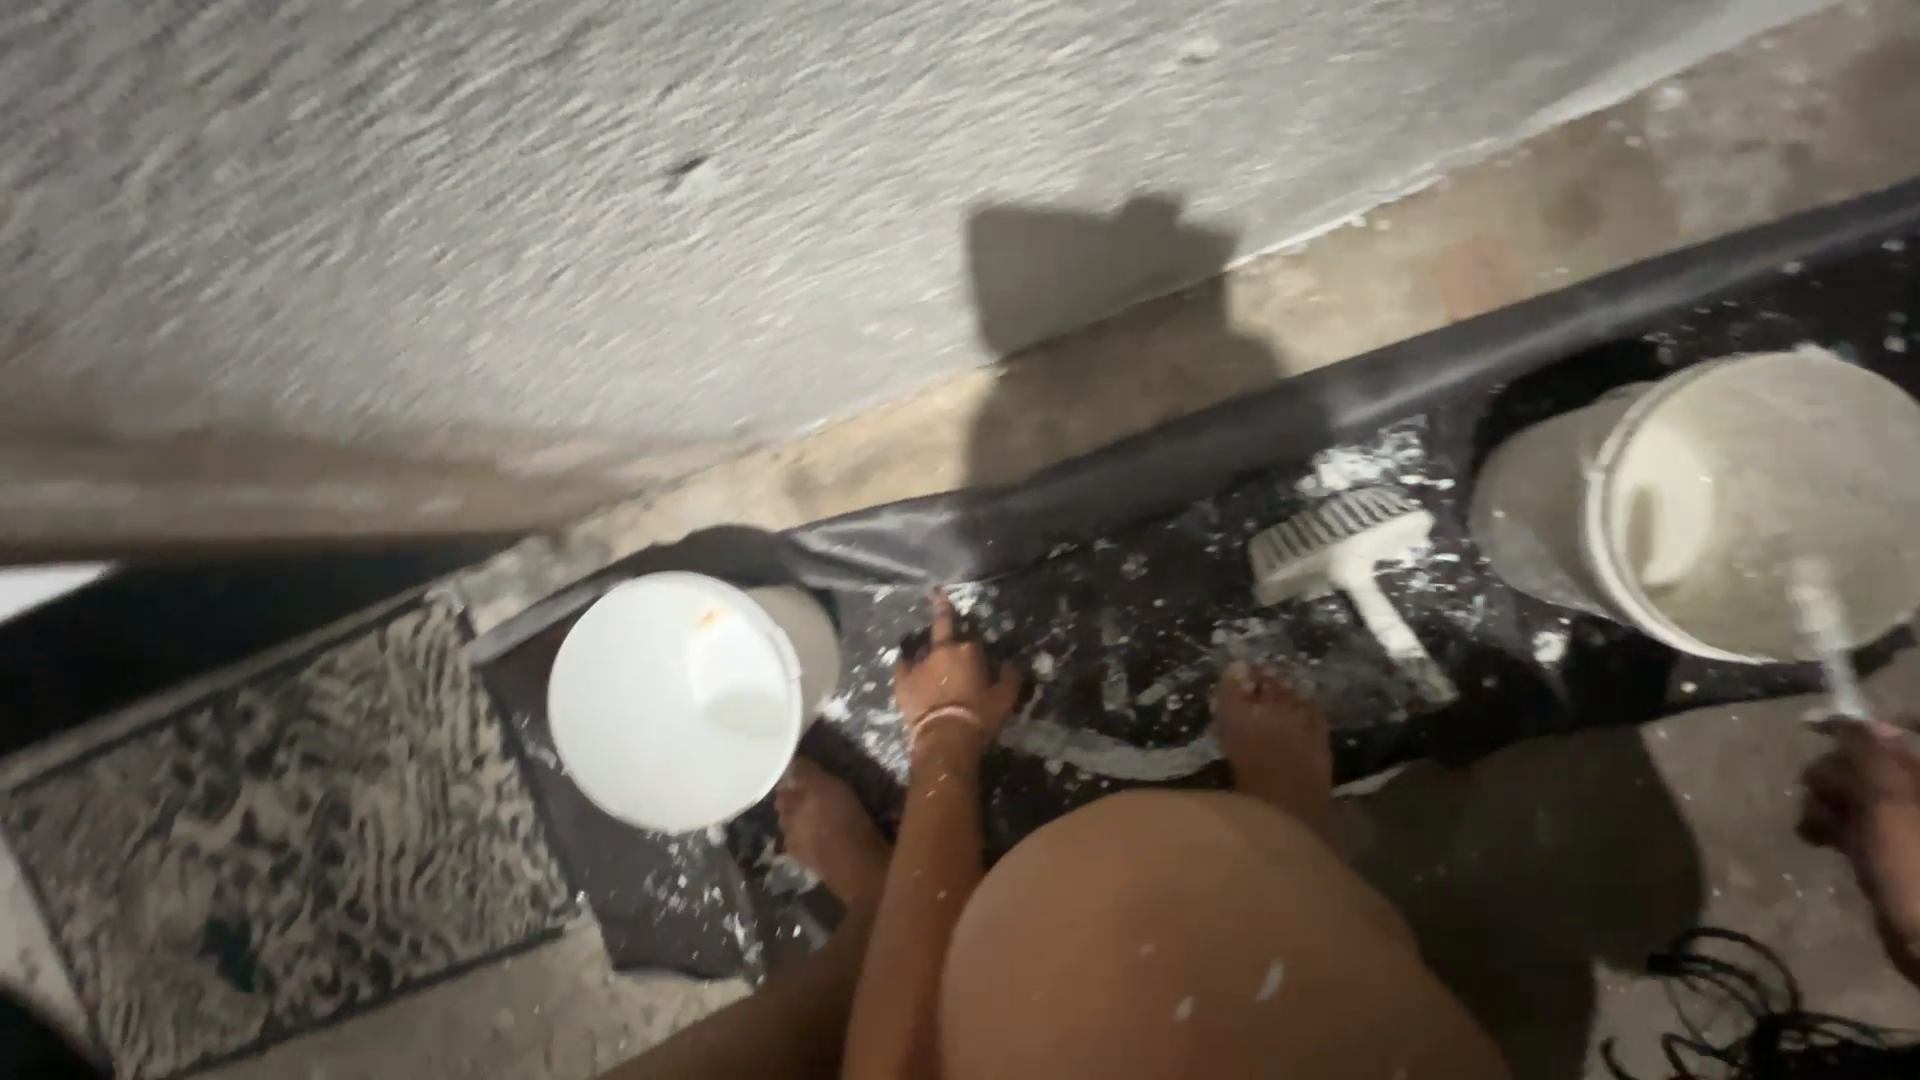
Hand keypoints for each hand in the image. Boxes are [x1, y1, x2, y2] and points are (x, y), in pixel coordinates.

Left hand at [892, 589, 1021, 752]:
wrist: (945, 738)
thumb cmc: (979, 717)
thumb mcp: (1005, 698)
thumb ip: (1010, 677)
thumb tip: (1011, 665)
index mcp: (967, 650)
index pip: (973, 640)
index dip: (976, 648)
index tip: (978, 656)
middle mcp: (941, 650)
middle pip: (942, 625)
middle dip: (942, 607)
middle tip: (937, 591)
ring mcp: (918, 662)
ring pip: (922, 646)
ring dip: (927, 647)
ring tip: (925, 649)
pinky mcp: (902, 678)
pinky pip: (902, 662)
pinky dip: (906, 661)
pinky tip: (906, 662)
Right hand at [1799, 719, 1919, 986]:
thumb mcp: (1893, 810)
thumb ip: (1874, 760)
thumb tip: (1859, 721)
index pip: (1907, 737)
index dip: (1865, 730)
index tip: (1818, 730)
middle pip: (1880, 764)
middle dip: (1838, 777)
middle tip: (1821, 797)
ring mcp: (1919, 828)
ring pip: (1866, 795)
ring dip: (1830, 805)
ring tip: (1816, 829)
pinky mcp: (1909, 855)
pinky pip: (1867, 824)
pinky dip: (1838, 827)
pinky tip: (1821, 840)